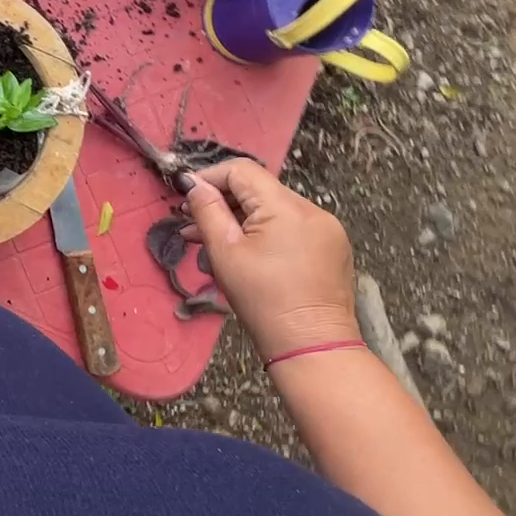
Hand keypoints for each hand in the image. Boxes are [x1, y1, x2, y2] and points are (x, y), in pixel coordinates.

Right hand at [183, 159, 359, 360]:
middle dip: (221, 201)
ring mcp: (327, 230)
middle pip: (257, 189)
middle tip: (190, 223)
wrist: (311, 344)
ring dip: (239, 218)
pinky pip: (289, 226)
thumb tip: (193, 183)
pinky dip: (262, 231)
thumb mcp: (224, 250)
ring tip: (209, 240)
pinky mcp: (331, 247)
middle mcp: (313, 211)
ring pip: (271, 208)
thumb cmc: (261, 297)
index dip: (209, 178)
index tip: (185, 197)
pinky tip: (242, 251)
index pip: (242, 171)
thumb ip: (206, 209)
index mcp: (288, 208)